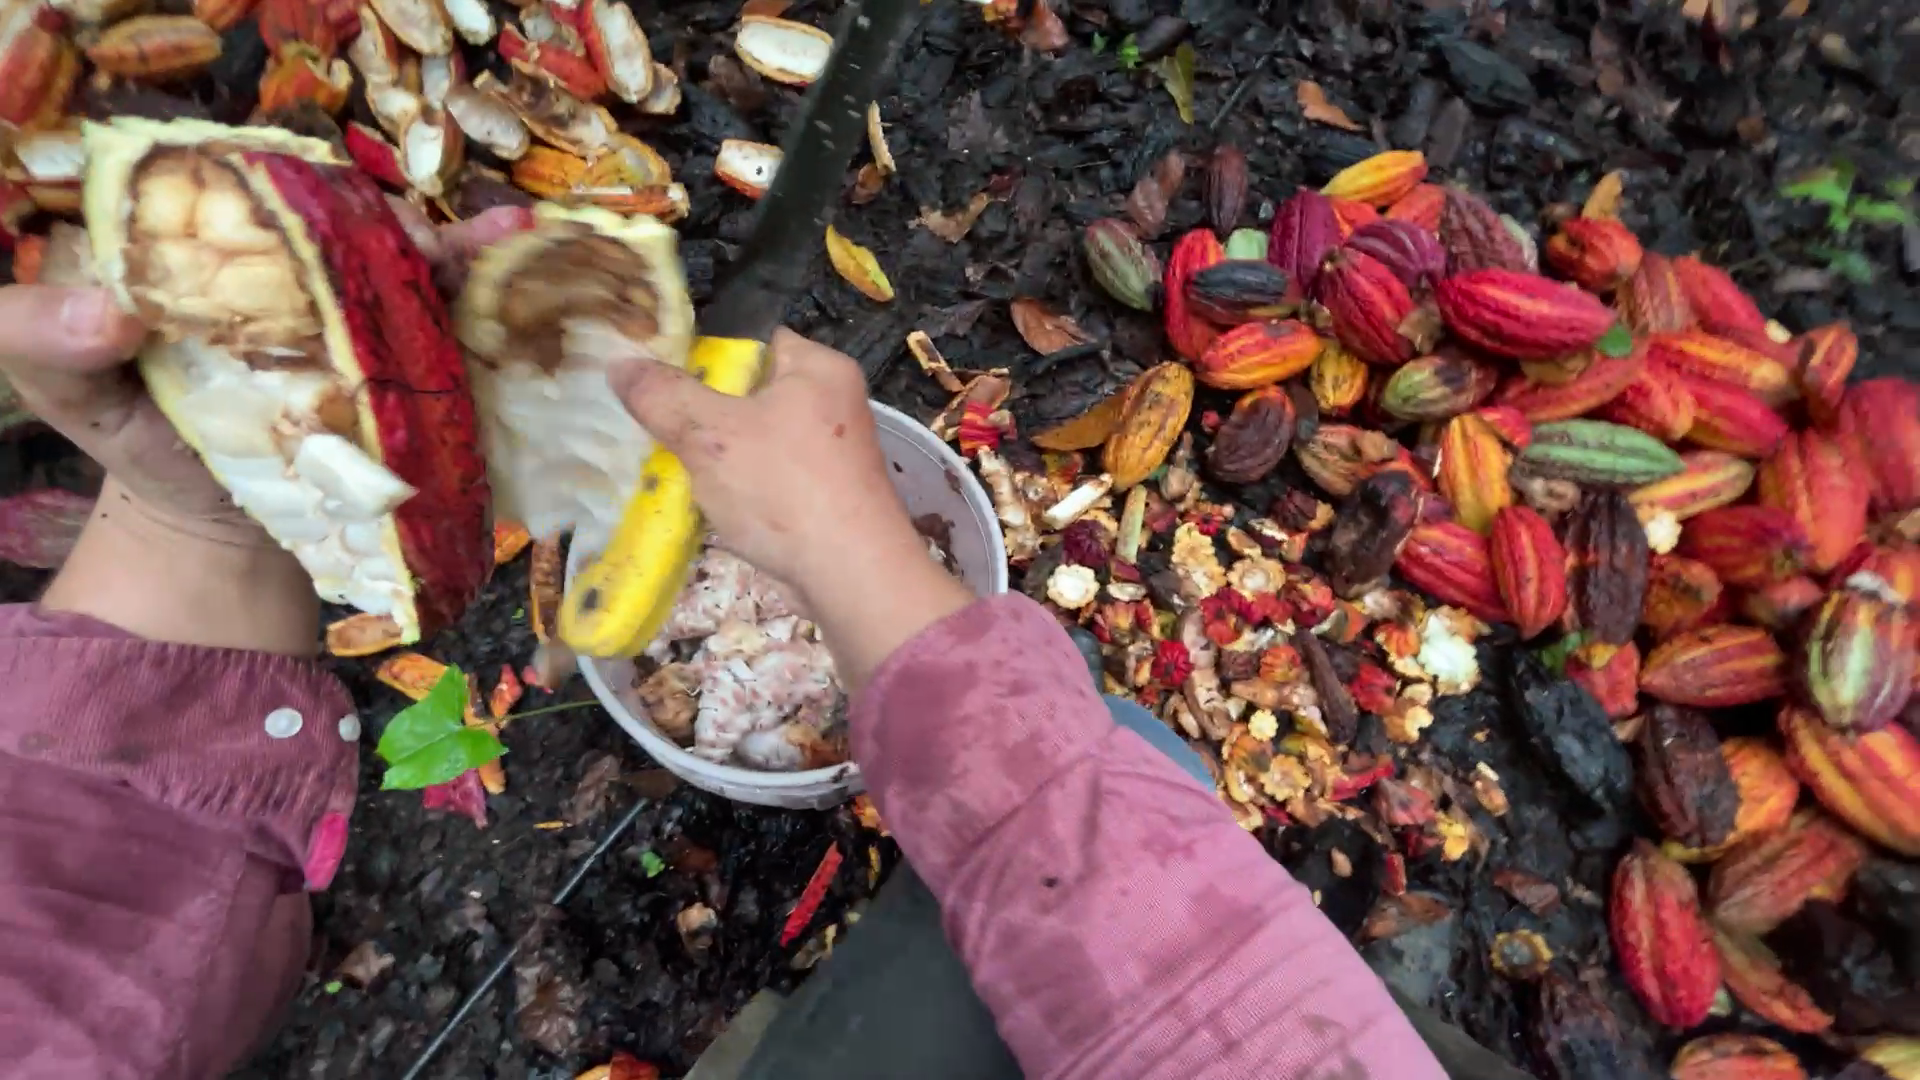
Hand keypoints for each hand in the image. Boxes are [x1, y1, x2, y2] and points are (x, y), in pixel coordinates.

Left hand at [10, 205, 532, 652]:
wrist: (236, 526)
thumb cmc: (153, 450)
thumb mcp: (70, 395)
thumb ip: (45, 345)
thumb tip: (113, 314)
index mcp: (231, 267)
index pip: (277, 204)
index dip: (313, 198)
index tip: (343, 219)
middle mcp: (316, 287)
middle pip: (371, 236)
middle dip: (412, 229)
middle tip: (436, 245)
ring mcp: (379, 332)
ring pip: (430, 279)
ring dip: (476, 256)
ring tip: (519, 236)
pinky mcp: (424, 376)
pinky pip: (465, 341)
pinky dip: (504, 317)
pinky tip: (538, 295)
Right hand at [611, 329, 973, 689]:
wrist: (852, 576)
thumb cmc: (785, 490)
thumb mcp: (711, 436)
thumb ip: (663, 396)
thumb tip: (621, 365)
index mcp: (820, 368)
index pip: (752, 338)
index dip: (702, 353)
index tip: (659, 378)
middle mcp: (834, 404)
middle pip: (750, 392)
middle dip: (704, 413)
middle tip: (661, 428)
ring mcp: (833, 454)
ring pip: (757, 440)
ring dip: (718, 457)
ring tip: (677, 468)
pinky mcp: (827, 495)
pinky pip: (771, 478)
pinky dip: (743, 489)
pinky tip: (712, 503)